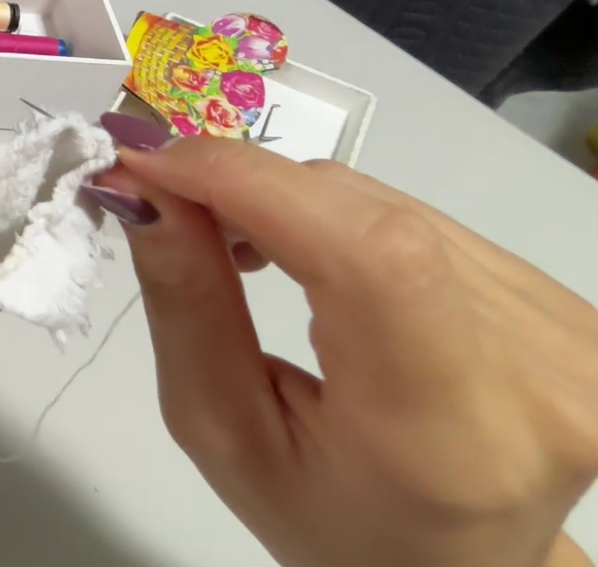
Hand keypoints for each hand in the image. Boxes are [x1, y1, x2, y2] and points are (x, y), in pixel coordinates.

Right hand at [98, 134, 597, 566]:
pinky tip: (290, 249)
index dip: (246, 184)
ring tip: (220, 241)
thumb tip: (140, 189)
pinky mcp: (563, 301)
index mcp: (450, 435)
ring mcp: (569, 332)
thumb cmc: (319, 513)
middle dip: (232, 180)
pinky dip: (316, 209)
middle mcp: (544, 374)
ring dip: (270, 194)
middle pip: (362, 215)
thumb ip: (185, 305)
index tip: (142, 167)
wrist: (454, 565)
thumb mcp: (215, 427)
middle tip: (152, 198)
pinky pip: (404, 209)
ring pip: (373, 199)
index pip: (372, 259)